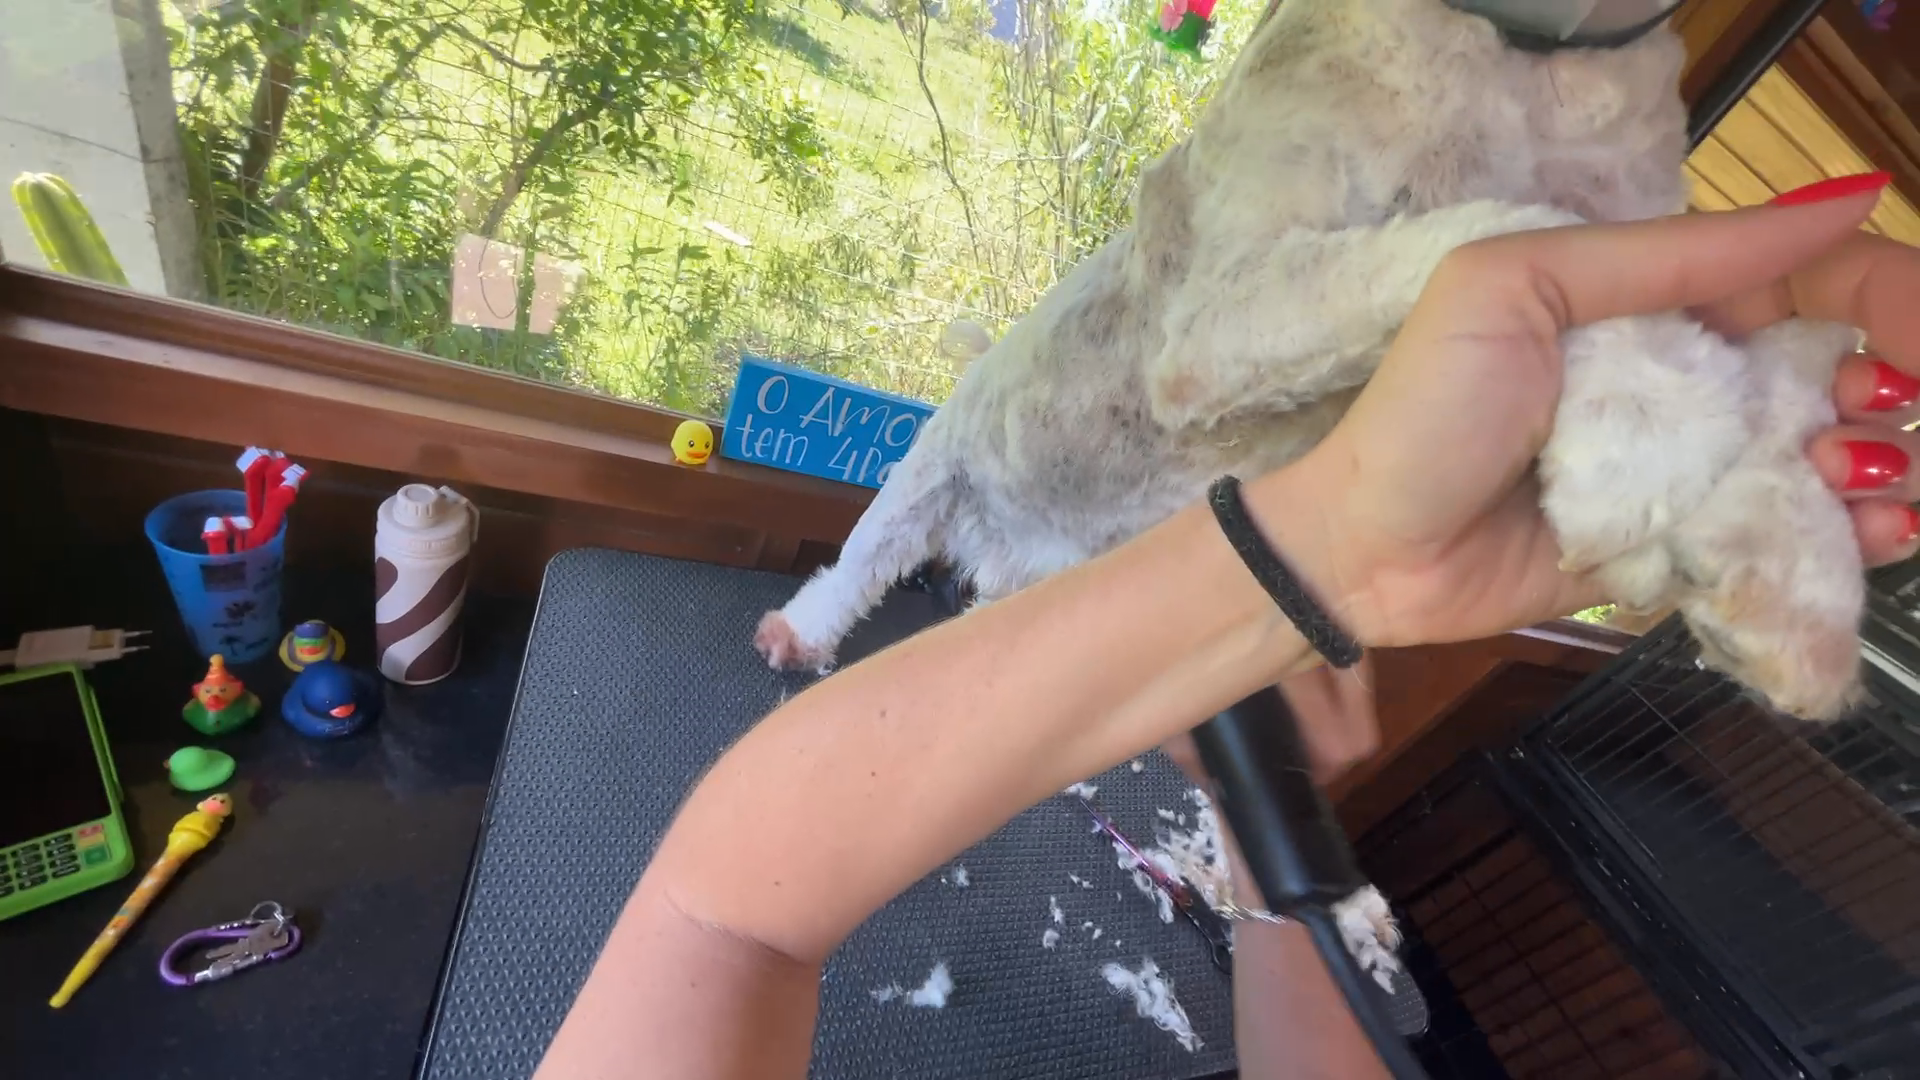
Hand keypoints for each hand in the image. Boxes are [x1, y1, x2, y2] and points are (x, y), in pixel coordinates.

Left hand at [1258, 181, 1919, 649]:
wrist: (1363, 545)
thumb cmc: (1423, 419)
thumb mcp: (1508, 294)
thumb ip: (1658, 255)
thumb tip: (1844, 200)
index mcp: (1638, 311)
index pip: (1802, 279)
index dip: (1886, 294)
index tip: (1915, 342)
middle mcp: (1670, 385)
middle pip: (1841, 367)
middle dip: (1900, 385)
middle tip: (1874, 415)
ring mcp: (1672, 470)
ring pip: (1831, 454)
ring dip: (1886, 463)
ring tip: (1863, 480)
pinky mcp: (1665, 545)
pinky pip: (1783, 535)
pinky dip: (1846, 534)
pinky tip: (1866, 533)